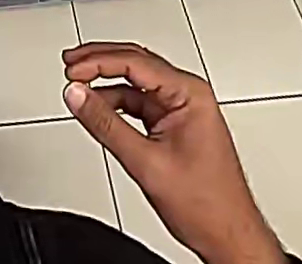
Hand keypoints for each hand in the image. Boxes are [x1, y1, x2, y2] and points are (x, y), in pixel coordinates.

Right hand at [64, 43, 283, 263]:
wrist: (231, 240)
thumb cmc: (208, 206)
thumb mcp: (146, 162)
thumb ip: (106, 124)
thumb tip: (78, 94)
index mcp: (188, 93)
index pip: (135, 61)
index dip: (98, 61)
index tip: (73, 68)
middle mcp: (186, 93)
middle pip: (134, 61)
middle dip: (99, 60)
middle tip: (71, 61)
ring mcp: (179, 107)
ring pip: (134, 80)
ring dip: (105, 80)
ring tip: (78, 82)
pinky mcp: (172, 122)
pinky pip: (138, 101)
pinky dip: (114, 100)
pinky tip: (98, 105)